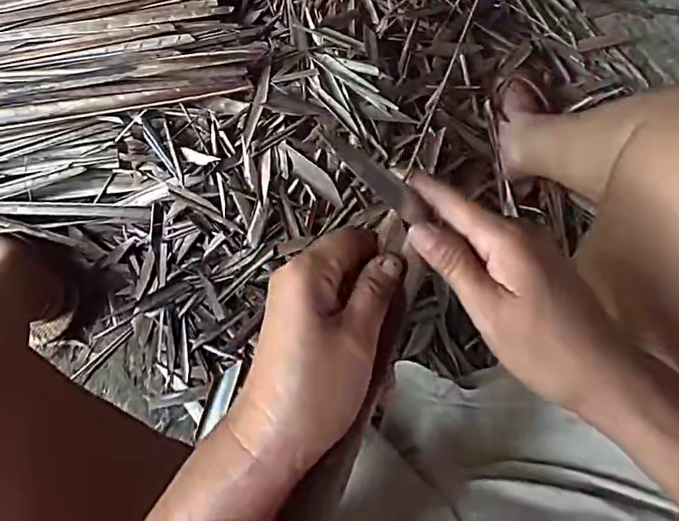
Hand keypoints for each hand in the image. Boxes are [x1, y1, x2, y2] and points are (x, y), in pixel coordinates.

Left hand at [226, 228, 402, 474]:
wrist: (270, 442)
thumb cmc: (309, 394)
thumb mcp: (359, 336)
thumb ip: (378, 290)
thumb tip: (392, 260)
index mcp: (306, 270)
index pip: (354, 236)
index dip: (384, 251)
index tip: (407, 274)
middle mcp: (293, 279)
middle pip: (348, 263)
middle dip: (377, 292)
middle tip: (393, 326)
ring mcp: (291, 303)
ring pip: (344, 294)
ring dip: (368, 321)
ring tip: (378, 359)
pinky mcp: (293, 327)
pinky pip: (332, 316)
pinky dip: (352, 336)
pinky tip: (363, 370)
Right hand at [408, 176, 624, 411]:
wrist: (609, 377)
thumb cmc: (544, 351)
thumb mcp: (488, 311)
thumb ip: (453, 264)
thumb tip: (419, 226)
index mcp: (507, 238)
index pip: (455, 203)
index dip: (424, 188)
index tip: (396, 174)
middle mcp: (523, 230)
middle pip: (468, 213)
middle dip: (434, 210)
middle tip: (398, 211)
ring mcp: (536, 243)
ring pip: (482, 228)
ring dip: (453, 228)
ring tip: (419, 233)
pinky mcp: (542, 259)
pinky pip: (497, 241)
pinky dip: (473, 243)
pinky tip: (459, 257)